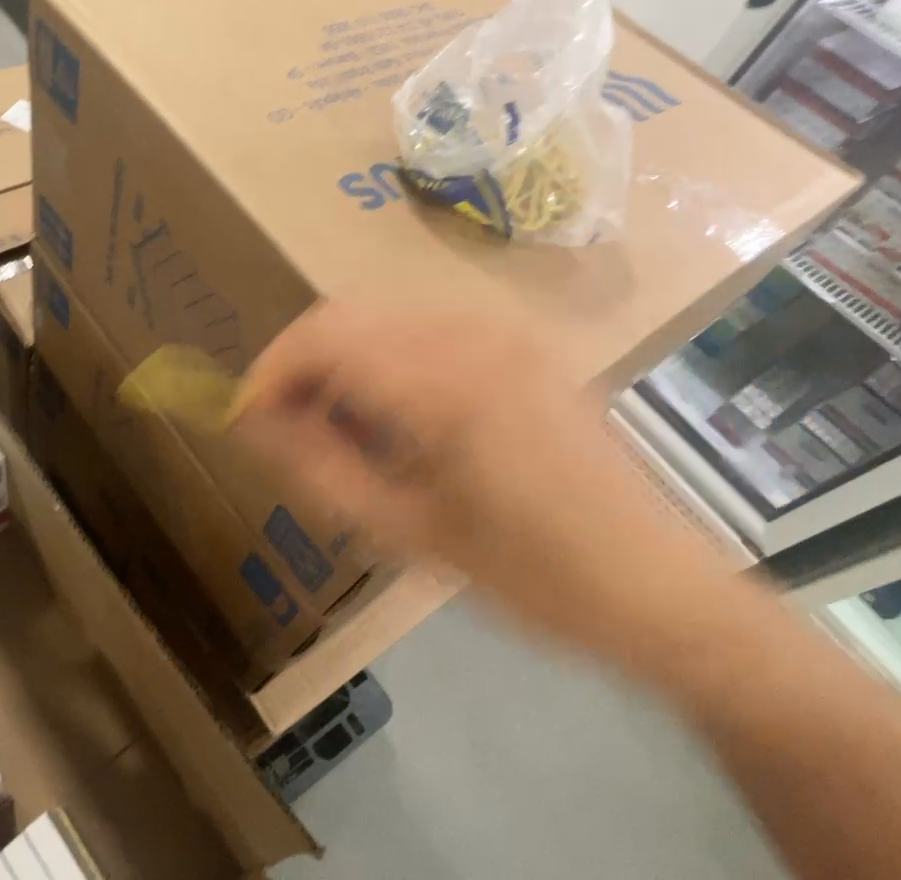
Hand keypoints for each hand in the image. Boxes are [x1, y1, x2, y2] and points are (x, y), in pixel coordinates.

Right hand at [231, 301, 728, 658]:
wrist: (657, 586)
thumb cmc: (530, 578)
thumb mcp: (409, 533)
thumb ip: (320, 468)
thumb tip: (253, 423)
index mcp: (443, 382)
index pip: (321, 338)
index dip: (268, 373)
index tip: (244, 419)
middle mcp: (472, 334)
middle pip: (348, 313)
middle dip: (301, 364)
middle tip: (283, 429)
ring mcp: (505, 332)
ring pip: (385, 317)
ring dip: (342, 360)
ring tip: (337, 430)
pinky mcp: (525, 345)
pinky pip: (428, 330)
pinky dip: (388, 359)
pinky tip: (394, 416)